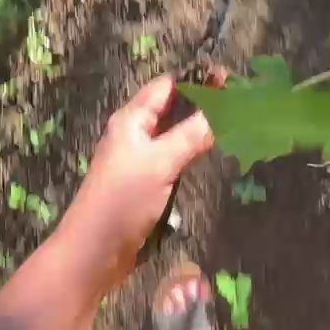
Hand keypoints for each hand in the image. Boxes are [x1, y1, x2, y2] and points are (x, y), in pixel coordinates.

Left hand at [55, 76, 214, 290]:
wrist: (94, 251)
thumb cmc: (123, 200)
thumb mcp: (160, 163)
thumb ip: (191, 136)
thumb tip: (221, 110)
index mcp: (132, 118)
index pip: (167, 85)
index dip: (195, 78)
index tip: (227, 78)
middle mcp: (134, 131)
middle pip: (170, 106)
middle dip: (199, 100)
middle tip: (235, 99)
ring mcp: (139, 156)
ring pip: (172, 131)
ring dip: (196, 125)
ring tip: (228, 120)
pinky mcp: (144, 180)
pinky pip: (171, 154)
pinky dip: (189, 148)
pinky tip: (207, 151)